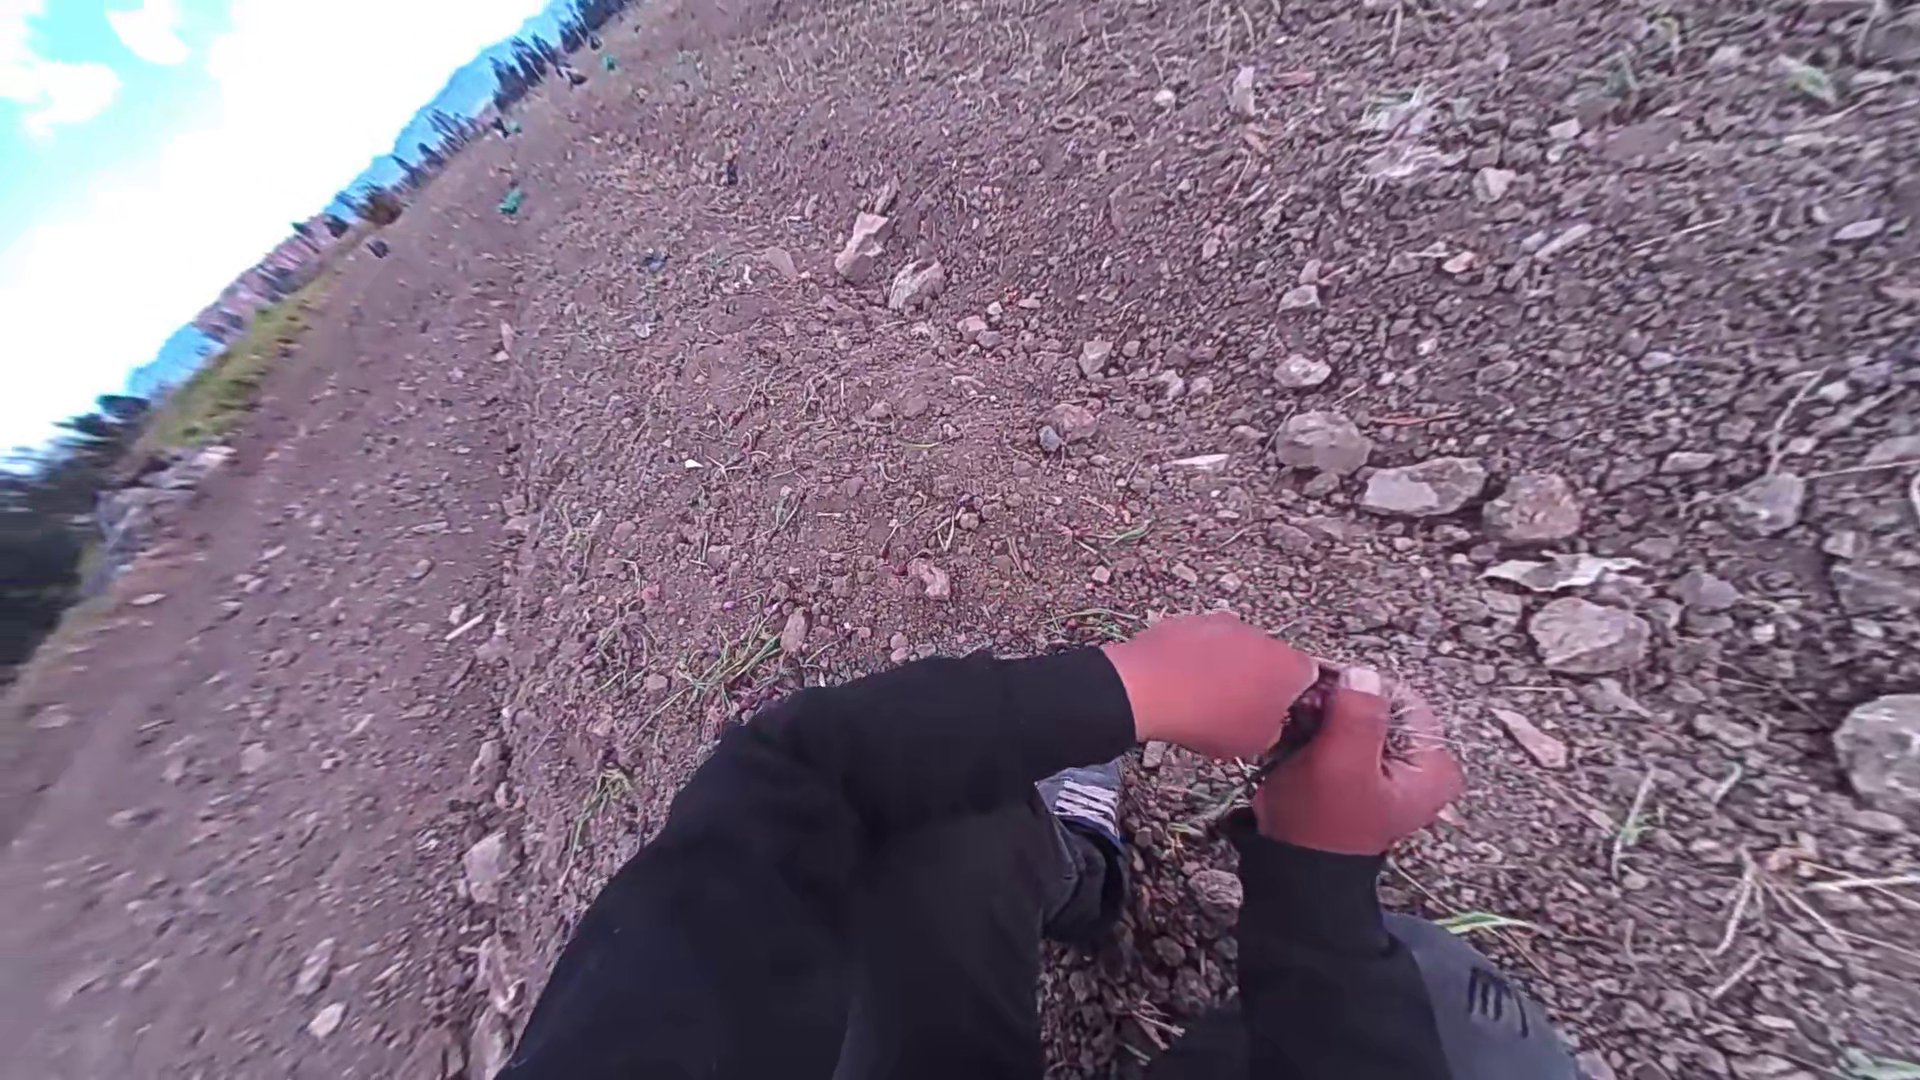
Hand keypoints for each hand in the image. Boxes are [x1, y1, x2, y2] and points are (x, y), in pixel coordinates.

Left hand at [1101, 613, 1316, 758]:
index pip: (1308, 676)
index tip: (1277, 713)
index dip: (1293, 697)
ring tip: (1203, 696)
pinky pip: (1197, 641)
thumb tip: (1269, 721)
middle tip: (1239, 708)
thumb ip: (1275, 728)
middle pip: (1267, 657)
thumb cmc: (1206, 717)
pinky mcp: (1185, 620)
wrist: (1146, 688)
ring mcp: (1218, 622)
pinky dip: (1193, 656)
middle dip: (1257, 679)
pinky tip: (1179, 681)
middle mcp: (1257, 634)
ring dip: (1223, 665)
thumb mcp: (1255, 743)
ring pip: (1231, 646)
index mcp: (1287, 664)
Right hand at [1252, 667, 1461, 855]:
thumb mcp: (1342, 763)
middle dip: (1333, 702)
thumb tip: (1362, 672)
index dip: (1357, 687)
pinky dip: (1311, 726)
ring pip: (1348, 714)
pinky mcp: (1349, 767)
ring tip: (1296, 728)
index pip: (1399, 697)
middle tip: (1304, 714)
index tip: (1321, 692)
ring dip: (1316, 713)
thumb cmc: (1322, 821)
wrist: (1292, 859)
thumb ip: (1357, 714)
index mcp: (1431, 765)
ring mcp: (1379, 766)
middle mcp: (1412, 763)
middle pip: (1372, 704)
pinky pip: (1332, 729)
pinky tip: (1293, 737)